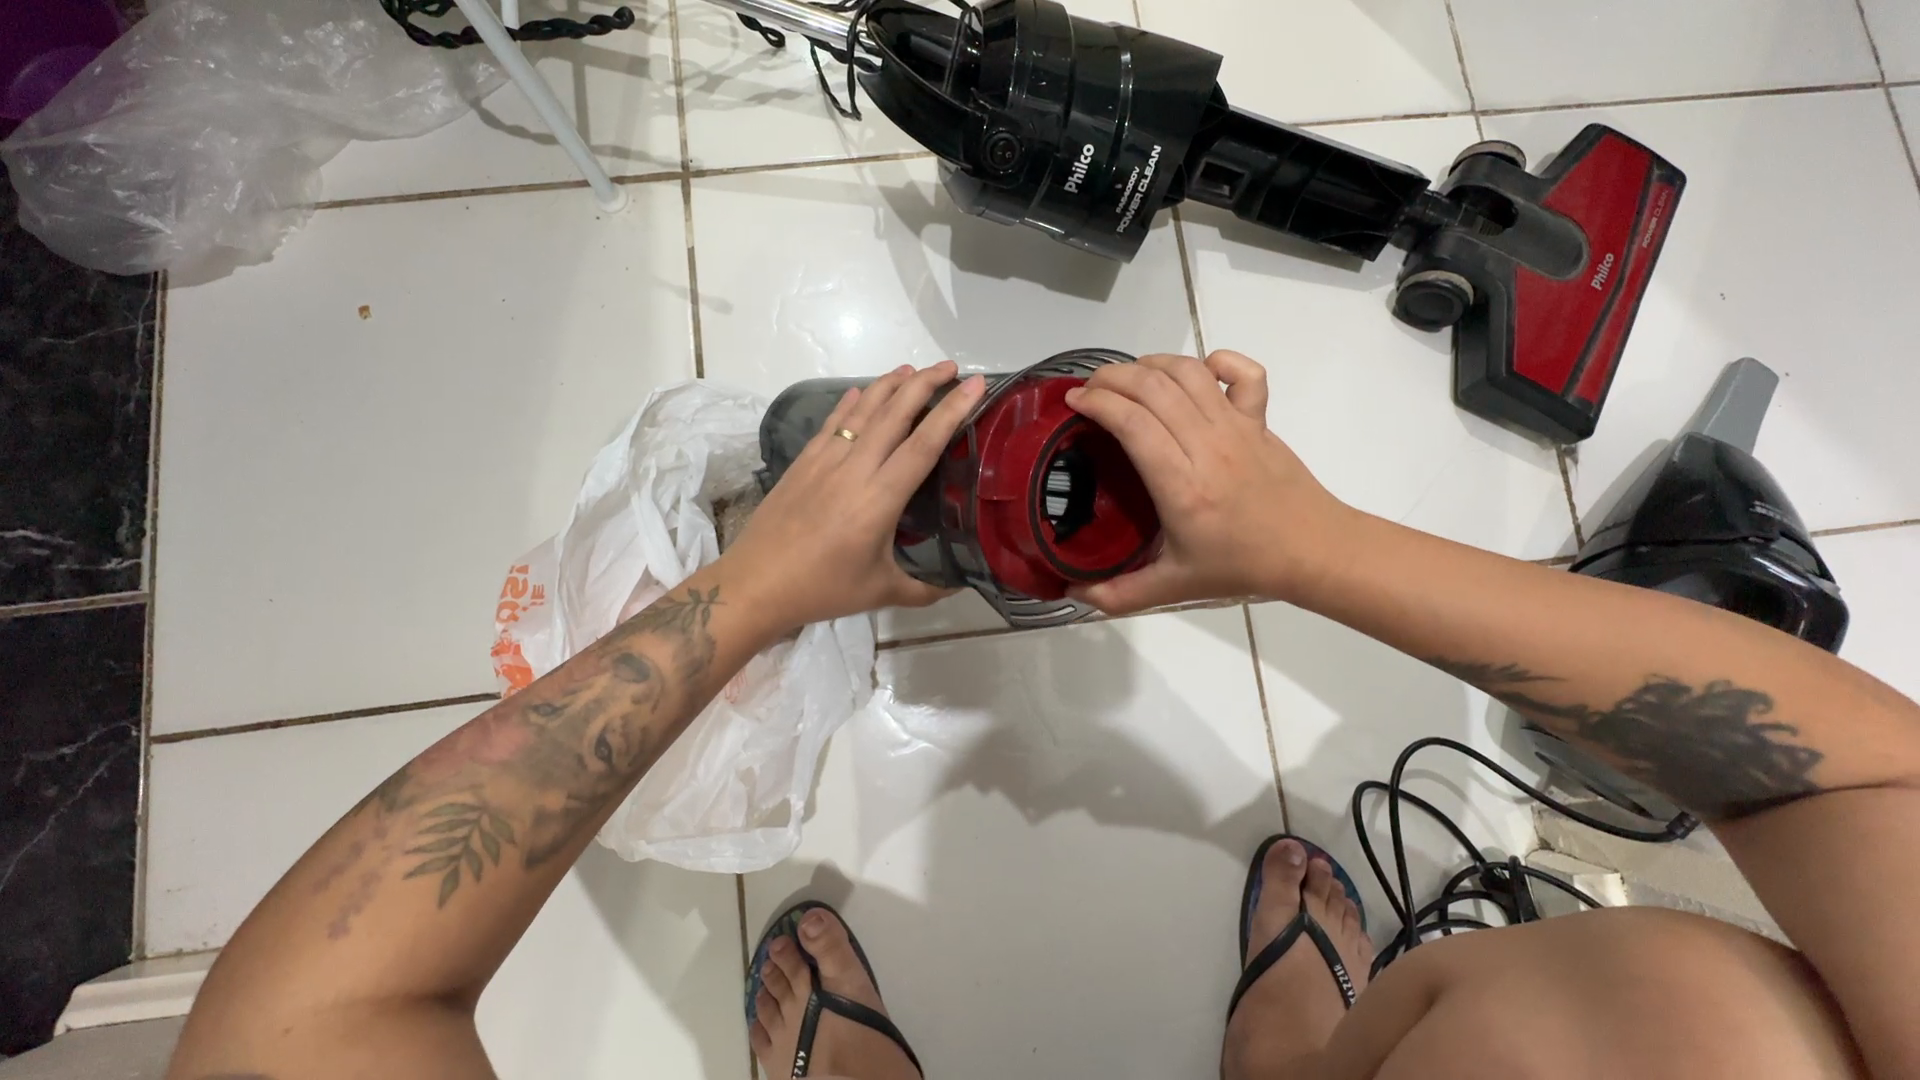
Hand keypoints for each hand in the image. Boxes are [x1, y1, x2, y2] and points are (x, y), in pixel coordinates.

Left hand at [722, 361, 986, 631]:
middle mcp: (854, 469)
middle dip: (925, 383)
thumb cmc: (822, 590)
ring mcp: (825, 461)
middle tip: (951, 367)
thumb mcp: (882, 592)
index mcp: (880, 499)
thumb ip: (926, 589)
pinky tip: (861, 393)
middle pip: (895, 413)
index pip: (924, 443)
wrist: (755, 584)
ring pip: (862, 410)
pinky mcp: (802, 462)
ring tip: (912, 370)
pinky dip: (851, 403)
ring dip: (889, 385)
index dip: (952, 410)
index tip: (975, 384)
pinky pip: (833, 423)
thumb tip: (961, 585)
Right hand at [1063, 350, 1356, 613]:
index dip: (1098, 404)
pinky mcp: (1259, 420)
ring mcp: (1237, 428)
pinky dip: (1218, 360)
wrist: (1312, 551)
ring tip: (1127, 377)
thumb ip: (1120, 594)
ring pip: (1189, 373)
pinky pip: (1244, 373)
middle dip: (1112, 377)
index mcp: (1182, 486)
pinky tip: (1198, 370)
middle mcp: (1208, 447)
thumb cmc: (1241, 565)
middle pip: (1154, 388)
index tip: (1073, 404)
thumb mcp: (1175, 587)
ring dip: (1151, 364)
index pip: (1133, 423)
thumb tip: (1075, 592)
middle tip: (1089, 390)